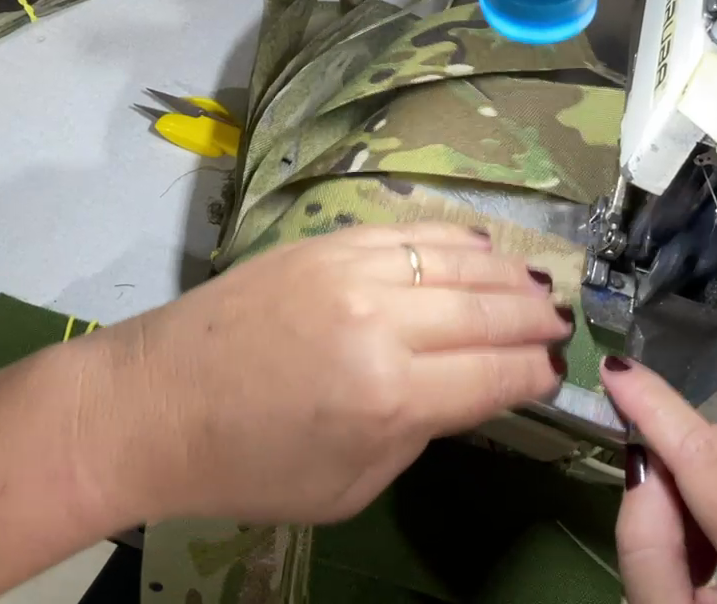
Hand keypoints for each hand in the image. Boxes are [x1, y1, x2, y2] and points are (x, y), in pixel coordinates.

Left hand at [75, 222, 568, 526]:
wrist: (157, 403)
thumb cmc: (250, 466)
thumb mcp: (351, 484)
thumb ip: (422, 432)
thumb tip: (471, 386)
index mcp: (389, 398)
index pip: (494, 376)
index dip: (534, 373)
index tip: (555, 371)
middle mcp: (382, 324)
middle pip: (487, 312)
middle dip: (534, 318)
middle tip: (560, 322)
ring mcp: (352, 270)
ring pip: (457, 261)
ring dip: (507, 274)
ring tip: (536, 284)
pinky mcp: (327, 241)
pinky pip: (409, 231)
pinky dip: (454, 239)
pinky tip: (481, 248)